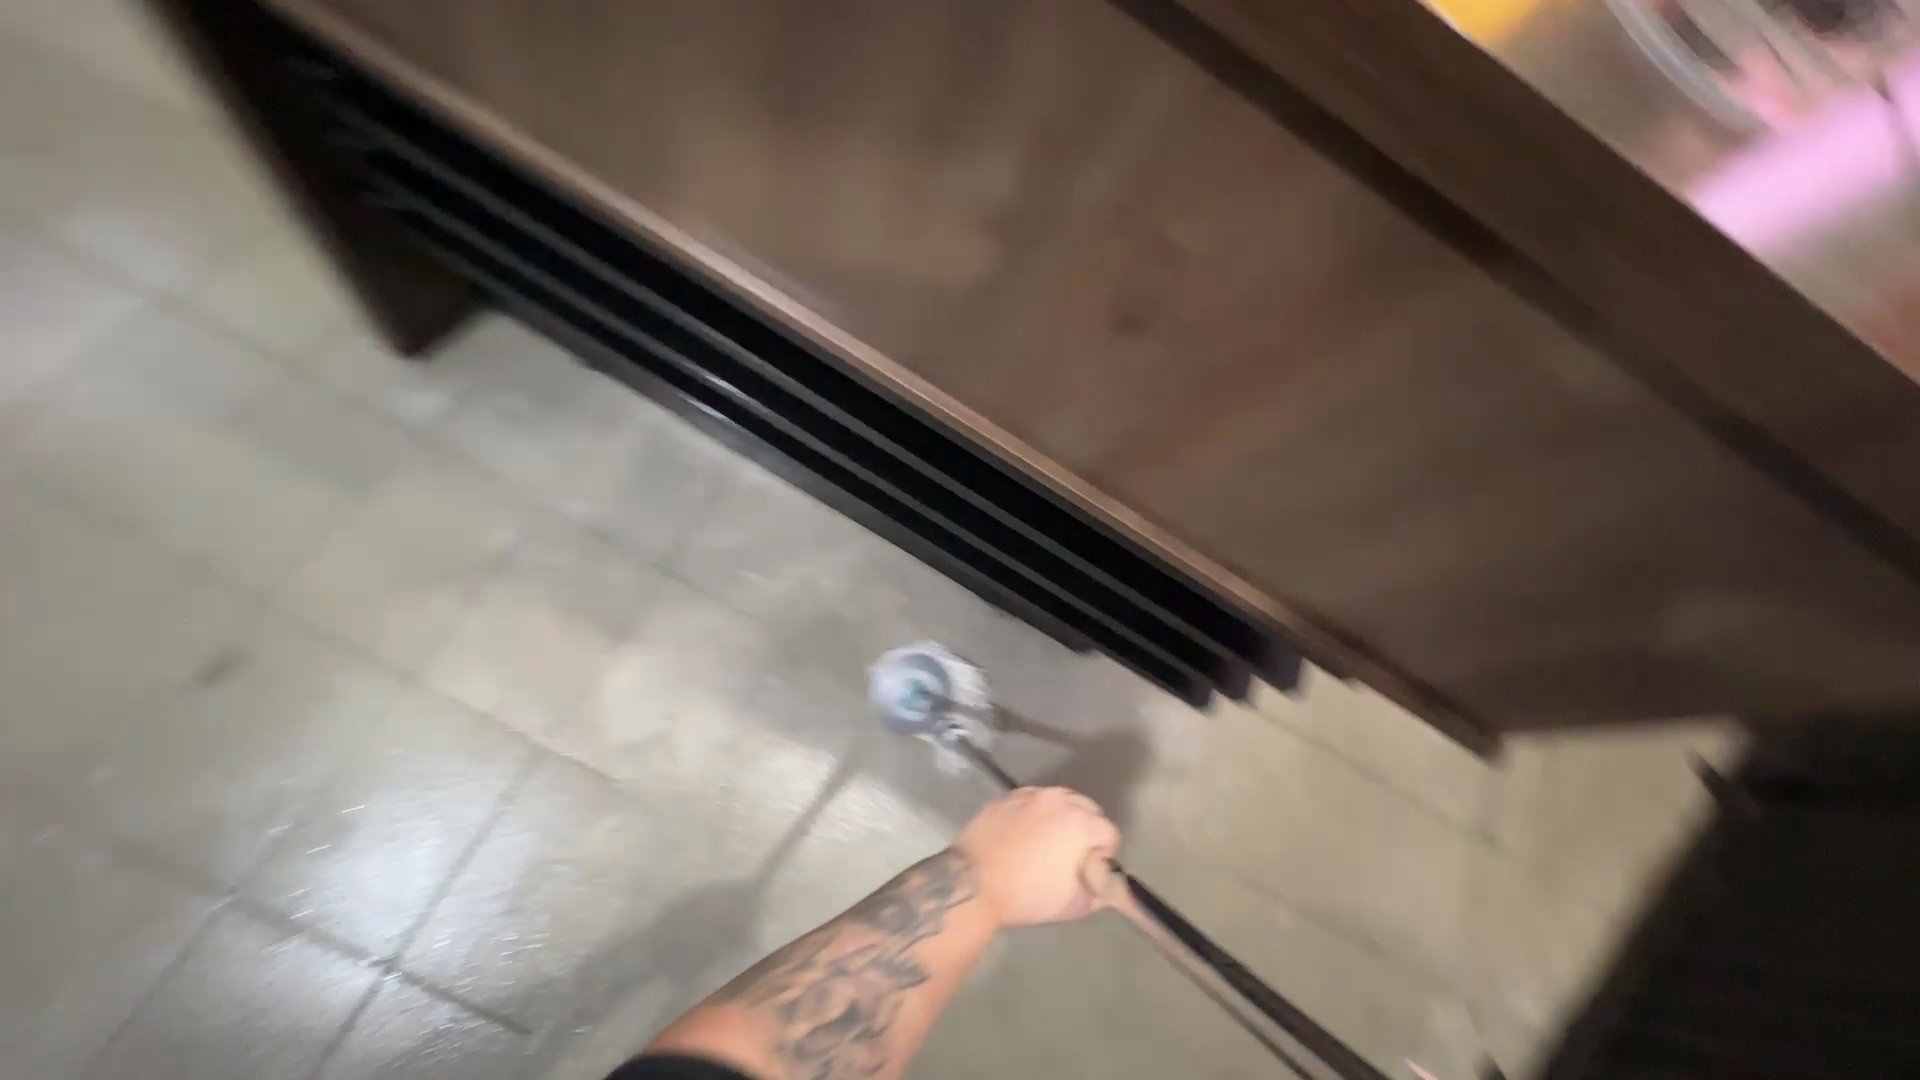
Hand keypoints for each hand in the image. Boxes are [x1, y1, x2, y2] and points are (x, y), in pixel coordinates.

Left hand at [950, 787, 1120, 927]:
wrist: (973, 883)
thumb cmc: (1028, 894)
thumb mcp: (1074, 905)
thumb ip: (1098, 892)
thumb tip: (1101, 884)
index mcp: (1081, 823)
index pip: (1110, 832)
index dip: (1105, 854)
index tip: (1090, 870)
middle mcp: (1058, 800)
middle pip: (1087, 808)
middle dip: (1087, 829)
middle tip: (1072, 854)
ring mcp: (1029, 795)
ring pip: (1059, 799)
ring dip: (1062, 817)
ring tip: (1047, 841)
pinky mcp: (1005, 797)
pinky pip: (1031, 800)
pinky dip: (1035, 813)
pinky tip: (1024, 833)